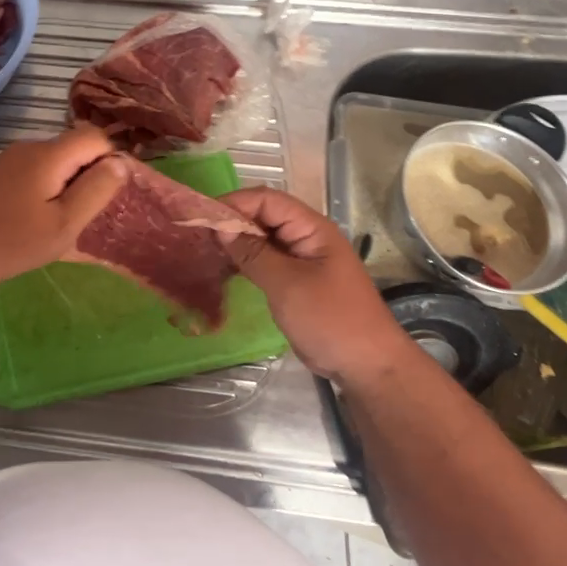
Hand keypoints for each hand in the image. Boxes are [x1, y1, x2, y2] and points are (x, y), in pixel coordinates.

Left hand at [0, 126, 128, 286]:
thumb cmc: (16, 241)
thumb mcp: (66, 222)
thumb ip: (96, 189)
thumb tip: (120, 162)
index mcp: (49, 154)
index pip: (95, 136)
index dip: (109, 160)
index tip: (105, 195)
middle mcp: (28, 146)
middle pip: (74, 145)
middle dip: (87, 172)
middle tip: (83, 212)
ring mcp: (9, 157)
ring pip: (54, 158)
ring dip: (66, 181)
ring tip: (59, 218)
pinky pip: (34, 168)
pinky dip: (45, 185)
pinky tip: (35, 216)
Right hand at [220, 187, 417, 384]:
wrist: (368, 366)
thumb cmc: (330, 320)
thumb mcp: (286, 284)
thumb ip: (252, 253)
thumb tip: (220, 226)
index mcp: (312, 228)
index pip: (266, 199)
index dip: (234, 203)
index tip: (202, 218)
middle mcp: (306, 237)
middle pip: (264, 215)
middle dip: (232, 220)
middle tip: (198, 235)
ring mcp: (302, 259)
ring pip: (263, 238)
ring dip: (237, 241)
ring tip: (206, 250)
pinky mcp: (296, 280)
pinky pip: (266, 259)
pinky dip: (245, 260)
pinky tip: (224, 269)